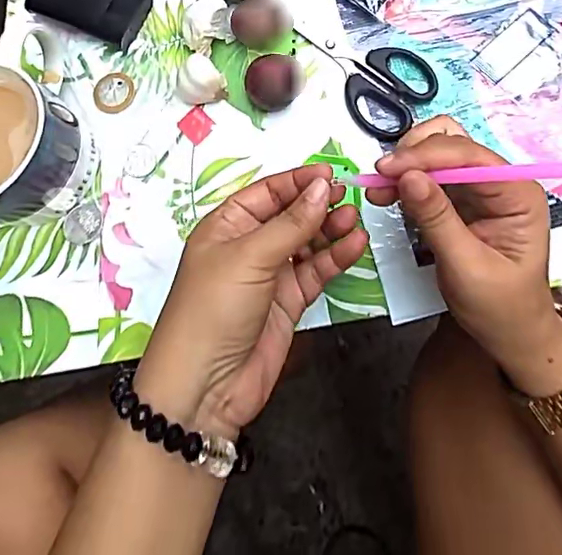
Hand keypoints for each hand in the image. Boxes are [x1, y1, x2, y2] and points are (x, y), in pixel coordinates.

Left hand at [136, 164, 368, 439]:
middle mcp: (248, 245)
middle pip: (290, 214)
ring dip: (331, 229)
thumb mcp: (250, 257)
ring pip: (307, 242)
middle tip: (348, 196)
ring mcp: (269, 274)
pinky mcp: (288, 301)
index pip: (268, 191)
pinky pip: (316, 271)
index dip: (298, 181)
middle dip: (318, 204)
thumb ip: (291, 223)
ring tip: (355, 219)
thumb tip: (321, 187)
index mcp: (227, 224)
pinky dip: (335, 258)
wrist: (206, 386)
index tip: (330, 174)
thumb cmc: (211, 311)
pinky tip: (354, 245)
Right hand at [366, 116, 561, 396]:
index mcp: (517, 193)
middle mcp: (499, 181)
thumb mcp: (467, 267)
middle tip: (381, 176)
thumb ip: (437, 219)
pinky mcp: (458, 198)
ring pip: (436, 152)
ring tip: (379, 187)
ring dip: (405, 163)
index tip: (389, 168)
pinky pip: (427, 174)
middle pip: (452, 143)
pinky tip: (385, 194)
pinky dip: (403, 179)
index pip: (469, 155)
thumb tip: (407, 177)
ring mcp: (478, 188)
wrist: (510, 336)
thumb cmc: (501, 308)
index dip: (426, 155)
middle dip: (413, 154)